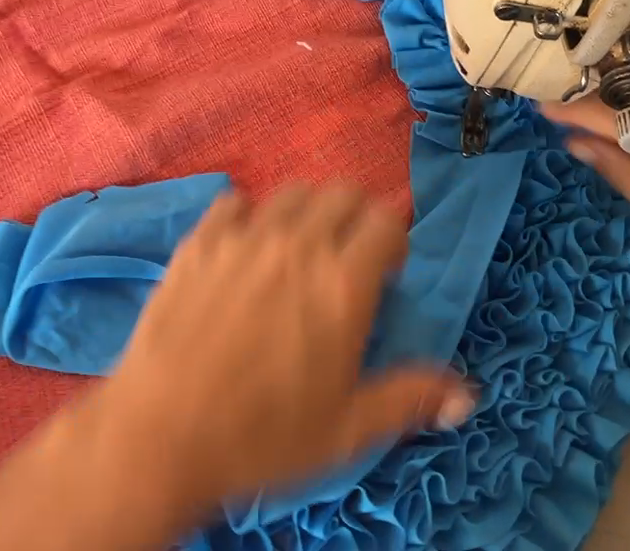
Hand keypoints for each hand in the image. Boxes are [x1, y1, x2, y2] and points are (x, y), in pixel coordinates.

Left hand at [87, 180, 472, 508]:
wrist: (161, 434)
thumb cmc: (263, 436)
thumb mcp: (347, 429)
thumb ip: (409, 398)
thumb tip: (467, 394)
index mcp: (344, 282)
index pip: (386, 222)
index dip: (395, 238)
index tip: (389, 267)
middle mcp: (299, 244)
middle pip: (342, 193)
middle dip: (357, 214)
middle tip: (350, 253)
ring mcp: (244, 237)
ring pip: (292, 192)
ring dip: (308, 210)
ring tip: (301, 247)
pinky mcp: (200, 241)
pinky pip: (233, 202)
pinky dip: (248, 215)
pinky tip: (244, 247)